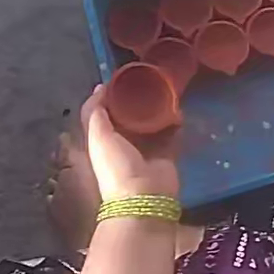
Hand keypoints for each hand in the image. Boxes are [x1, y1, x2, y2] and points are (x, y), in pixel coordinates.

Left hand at [80, 85, 179, 199]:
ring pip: (152, 122)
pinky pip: (172, 134)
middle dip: (138, 99)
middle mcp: (125, 143)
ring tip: (165, 89)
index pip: (107, 113)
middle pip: (131, 116)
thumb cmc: (116, 166)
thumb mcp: (97, 136)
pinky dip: (176, 122)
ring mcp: (147, 149)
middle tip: (149, 78)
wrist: (144, 196)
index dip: (113, 95)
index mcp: (104, 140)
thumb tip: (100, 87)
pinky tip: (178, 107)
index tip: (124, 76)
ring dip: (158, 108)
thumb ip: (94, 112)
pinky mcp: (167, 155)